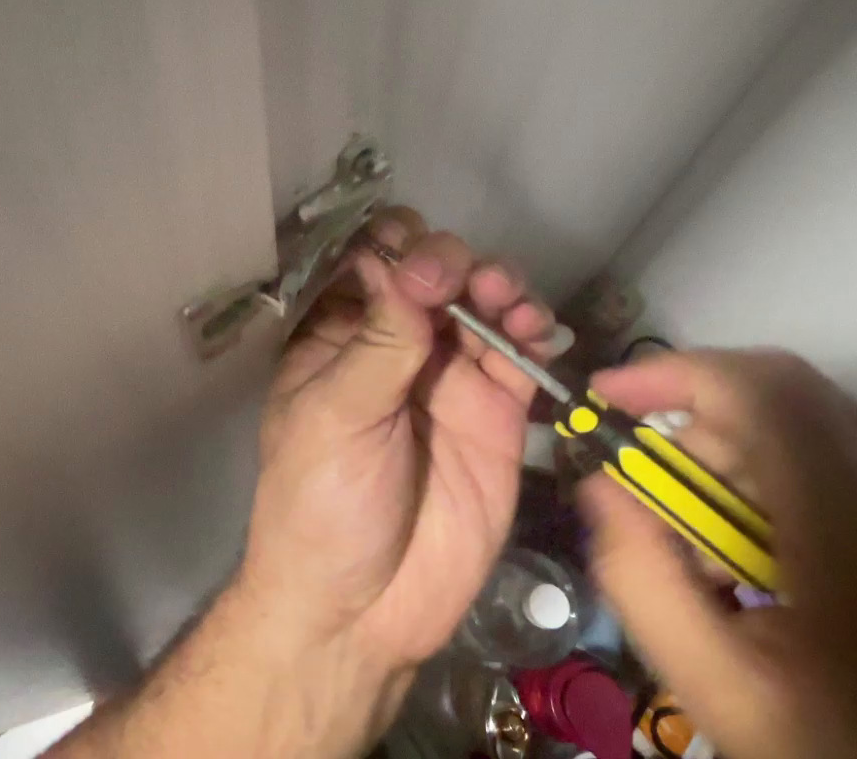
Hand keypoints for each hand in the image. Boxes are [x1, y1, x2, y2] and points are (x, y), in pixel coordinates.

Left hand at [240, 208, 570, 675]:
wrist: (362, 612)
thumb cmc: (322, 505)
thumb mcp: (334, 415)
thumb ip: (378, 339)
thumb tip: (404, 258)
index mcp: (339, 337)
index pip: (370, 263)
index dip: (394, 245)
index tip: (413, 253)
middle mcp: (396, 346)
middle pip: (434, 273)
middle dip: (450, 260)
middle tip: (458, 279)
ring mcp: (449, 377)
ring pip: (482, 304)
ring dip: (497, 285)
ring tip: (502, 299)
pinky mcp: (496, 414)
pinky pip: (520, 355)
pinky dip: (532, 330)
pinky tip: (535, 329)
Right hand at [582, 350, 856, 758]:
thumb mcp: (717, 693)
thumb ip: (644, 580)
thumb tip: (603, 484)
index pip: (771, 396)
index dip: (679, 373)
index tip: (611, 398)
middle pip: (796, 402)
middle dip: (699, 424)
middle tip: (650, 486)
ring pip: (826, 432)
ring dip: (739, 456)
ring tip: (705, 541)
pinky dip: (786, 484)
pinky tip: (766, 558)